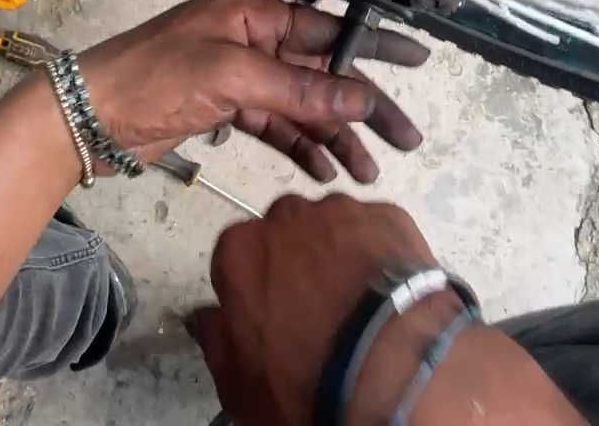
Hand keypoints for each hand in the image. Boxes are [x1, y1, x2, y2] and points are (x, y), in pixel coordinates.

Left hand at [76, 0, 427, 182]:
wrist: (87, 116)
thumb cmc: (153, 78)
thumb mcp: (228, 77)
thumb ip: (295, 89)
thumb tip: (359, 99)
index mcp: (251, 13)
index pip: (325, 30)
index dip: (372, 47)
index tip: (417, 58)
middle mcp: (250, 39)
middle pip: (319, 72)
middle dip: (360, 106)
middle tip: (404, 139)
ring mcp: (239, 76)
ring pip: (301, 104)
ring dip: (332, 135)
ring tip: (365, 171)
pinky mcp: (226, 107)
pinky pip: (275, 124)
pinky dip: (298, 145)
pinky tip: (322, 169)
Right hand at [189, 194, 440, 425]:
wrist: (393, 370)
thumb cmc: (312, 383)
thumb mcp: (241, 385)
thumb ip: (216, 340)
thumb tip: (205, 320)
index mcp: (241, 251)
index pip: (237, 255)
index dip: (255, 285)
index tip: (270, 312)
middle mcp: (287, 217)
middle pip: (285, 229)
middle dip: (296, 257)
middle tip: (317, 305)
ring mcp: (340, 212)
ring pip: (332, 223)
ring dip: (339, 250)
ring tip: (359, 301)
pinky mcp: (387, 216)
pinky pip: (376, 228)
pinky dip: (380, 251)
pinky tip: (388, 290)